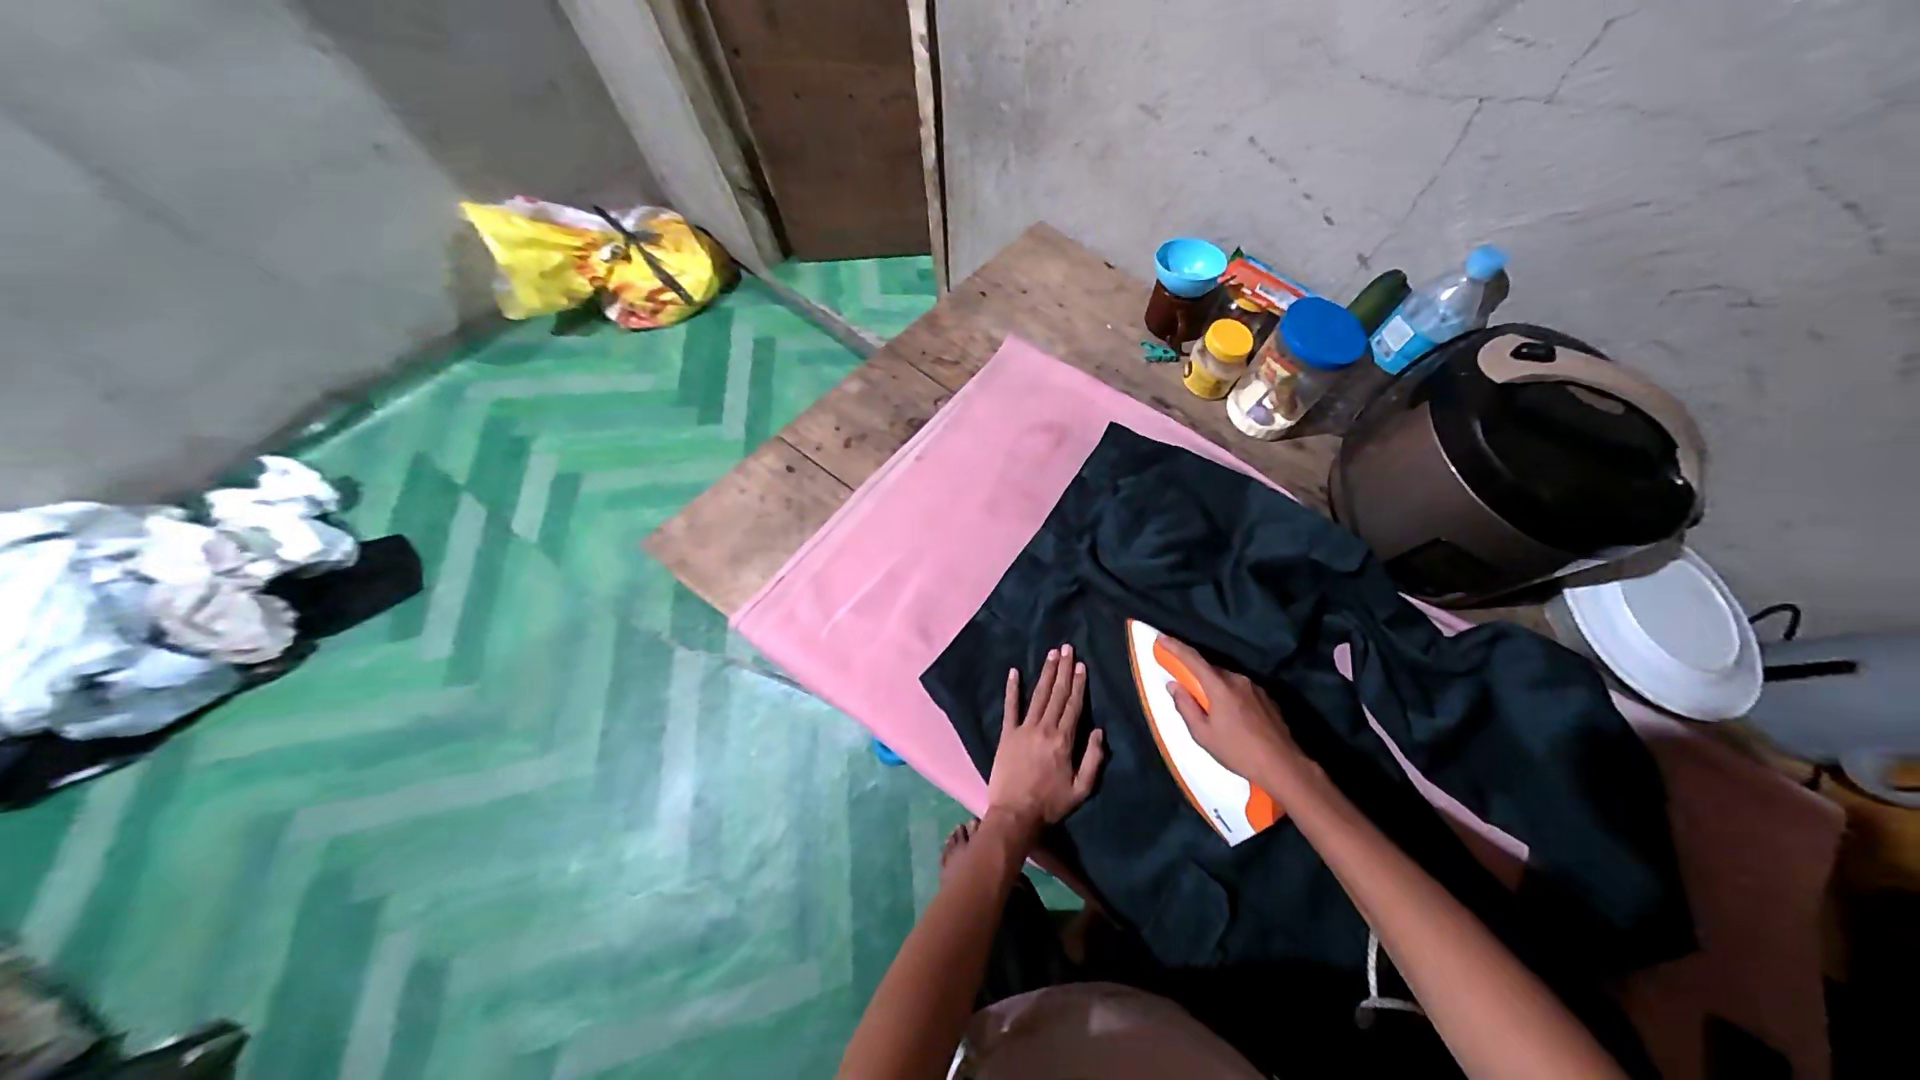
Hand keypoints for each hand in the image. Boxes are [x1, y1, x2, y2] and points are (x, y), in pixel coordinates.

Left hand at [985, 644, 1106, 843]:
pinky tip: (1014, 672)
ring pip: (1038, 696)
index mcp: (1064, 740)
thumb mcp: (1082, 789)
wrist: (1015, 814)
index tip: (1082, 665)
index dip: (1079, 684)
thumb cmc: (1051, 804)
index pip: (1074, 706)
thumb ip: (1093, 759)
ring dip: (1045, 674)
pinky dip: (1012, 689)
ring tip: (1051, 654)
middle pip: (1057, 694)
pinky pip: (1010, 707)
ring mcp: (1024, 729)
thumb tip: (1099, 731)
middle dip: (1064, 670)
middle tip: (1067, 648)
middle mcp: (1045, 729)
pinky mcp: (1006, 734)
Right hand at [1158, 636, 1304, 781]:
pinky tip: (1231, 715)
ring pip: (1225, 679)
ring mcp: (1255, 687)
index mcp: (1220, 687)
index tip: (1162, 638)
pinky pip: (1240, 688)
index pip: (1193, 659)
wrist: (1283, 765)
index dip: (1175, 647)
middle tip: (1185, 688)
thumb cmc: (1238, 751)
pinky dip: (1229, 694)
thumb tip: (1174, 685)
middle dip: (1195, 674)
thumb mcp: (1203, 734)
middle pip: (1210, 669)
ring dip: (1213, 686)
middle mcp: (1238, 680)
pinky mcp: (1266, 697)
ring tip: (1211, 709)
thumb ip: (1186, 706)